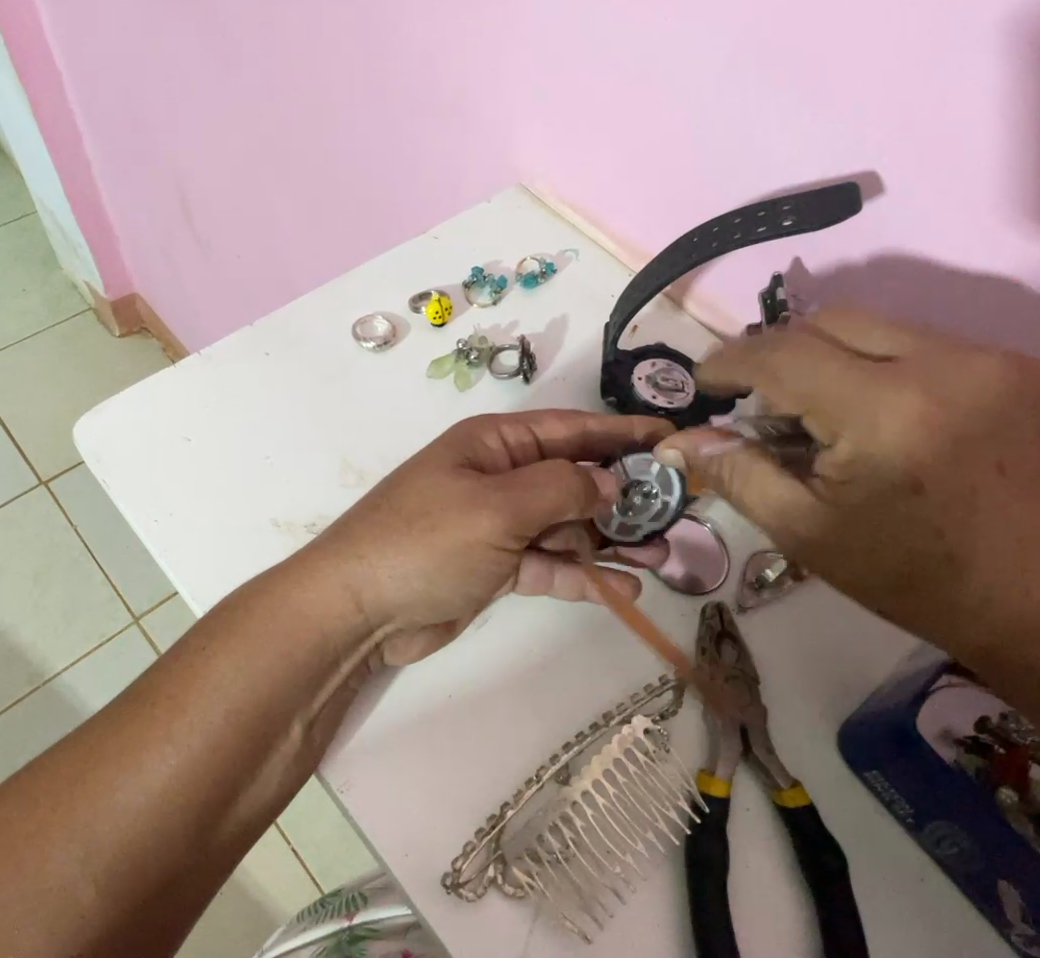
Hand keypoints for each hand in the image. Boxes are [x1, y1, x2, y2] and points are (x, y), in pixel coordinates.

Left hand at [297, 410, 672, 665]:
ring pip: (568, 526)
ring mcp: (498, 525)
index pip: (572, 430)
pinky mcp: (496, 569)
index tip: (674, 440)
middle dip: (626, 496)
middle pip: (575, 479)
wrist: (358, 609)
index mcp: (496, 444)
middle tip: (680, 511)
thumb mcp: (498, 507)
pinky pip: (550, 565)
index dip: (624, 434)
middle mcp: (500, 478)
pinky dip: (583, 575)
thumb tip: (613, 483)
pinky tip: (624, 589)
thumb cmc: (425, 541)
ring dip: (611, 540)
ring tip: (662, 555)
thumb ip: (562, 490)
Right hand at [656, 311, 1039, 657]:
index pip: (782, 354)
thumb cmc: (919, 579)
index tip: (705, 381)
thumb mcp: (808, 535)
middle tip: (759, 400)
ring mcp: (991, 359)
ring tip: (823, 413)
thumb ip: (738, 473)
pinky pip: (925, 345)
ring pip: (878, 328)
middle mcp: (942, 365)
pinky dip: (884, 368)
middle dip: (779, 352)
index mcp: (884, 414)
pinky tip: (885, 419)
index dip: (731, 361)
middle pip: (828, 322)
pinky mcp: (1022, 366)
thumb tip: (683, 439)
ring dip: (832, 357)